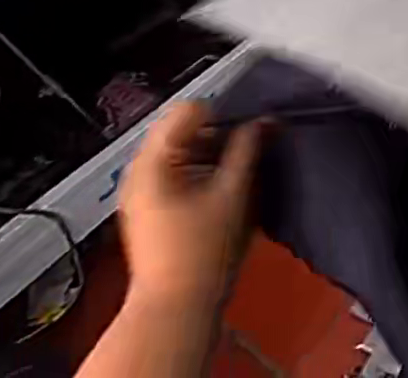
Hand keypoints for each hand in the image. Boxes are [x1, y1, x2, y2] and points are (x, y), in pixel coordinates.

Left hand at [119, 101, 263, 306]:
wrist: (179, 298)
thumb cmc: (204, 246)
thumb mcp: (236, 187)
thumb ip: (250, 145)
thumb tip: (266, 118)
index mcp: (153, 165)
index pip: (187, 110)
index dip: (224, 109)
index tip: (250, 118)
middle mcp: (141, 173)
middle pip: (183, 126)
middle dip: (220, 128)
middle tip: (251, 137)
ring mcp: (144, 189)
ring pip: (184, 145)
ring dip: (215, 145)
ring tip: (241, 157)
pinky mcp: (154, 202)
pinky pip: (180, 164)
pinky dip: (205, 161)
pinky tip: (226, 175)